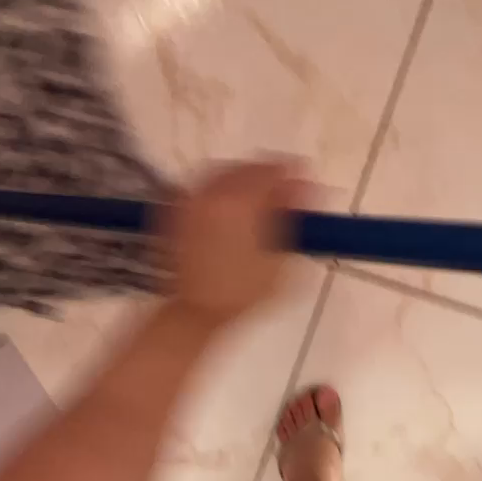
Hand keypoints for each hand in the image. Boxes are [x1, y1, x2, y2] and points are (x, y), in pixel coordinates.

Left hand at [163, 160, 308, 326]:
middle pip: (248, 168)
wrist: (194, 312)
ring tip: (257, 211)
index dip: (296, 177)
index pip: (275, 169)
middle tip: (283, 202)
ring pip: (224, 176)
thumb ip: (295, 221)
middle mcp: (213, 190)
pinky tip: (230, 217)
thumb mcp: (281, 261)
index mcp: (241, 198)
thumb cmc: (243, 293)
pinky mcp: (175, 212)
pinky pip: (204, 191)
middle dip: (269, 180)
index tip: (306, 194)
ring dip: (245, 186)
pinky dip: (221, 197)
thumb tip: (305, 190)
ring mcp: (190, 199)